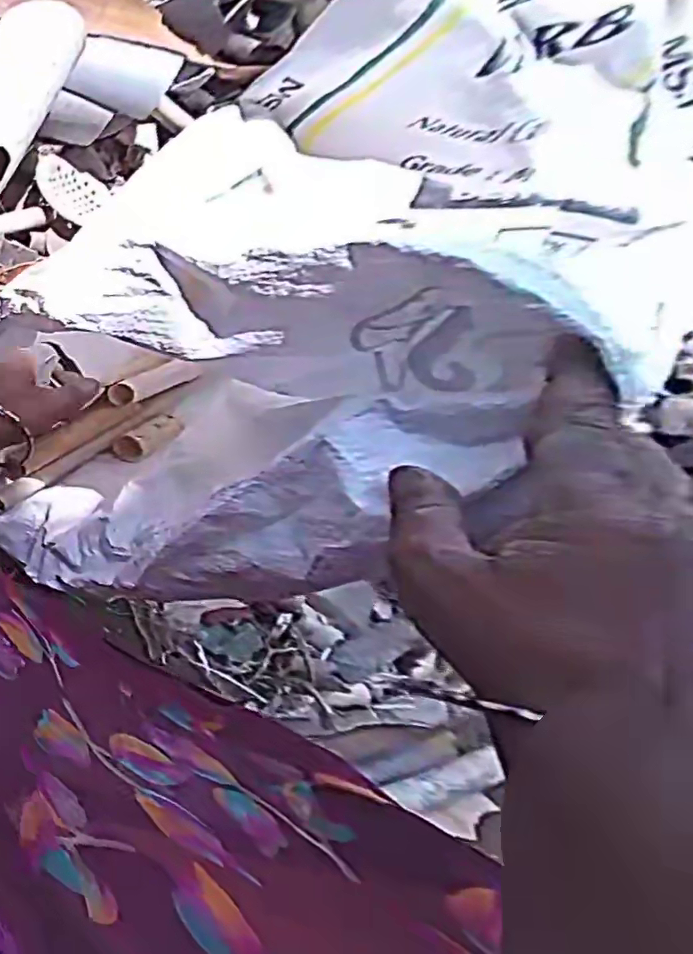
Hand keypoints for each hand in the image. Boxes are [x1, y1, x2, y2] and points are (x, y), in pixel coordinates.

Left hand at [0, 350, 102, 438]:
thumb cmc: (13, 416)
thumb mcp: (54, 406)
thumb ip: (75, 394)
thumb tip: (93, 383)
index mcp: (19, 359)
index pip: (46, 360)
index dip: (60, 377)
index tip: (67, 395)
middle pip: (27, 378)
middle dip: (39, 396)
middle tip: (52, 415)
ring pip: (9, 395)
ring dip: (21, 410)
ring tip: (33, 429)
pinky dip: (4, 420)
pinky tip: (10, 435)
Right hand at [387, 337, 692, 713]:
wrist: (619, 734)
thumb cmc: (516, 649)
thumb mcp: (435, 579)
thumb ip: (424, 517)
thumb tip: (415, 472)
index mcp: (598, 511)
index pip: (576, 429)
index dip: (565, 385)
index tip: (563, 346)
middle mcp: (665, 519)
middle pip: (629, 449)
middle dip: (590, 422)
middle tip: (553, 399)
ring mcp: (691, 551)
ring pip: (660, 480)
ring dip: (615, 459)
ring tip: (571, 450)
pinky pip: (667, 512)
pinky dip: (635, 494)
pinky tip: (603, 508)